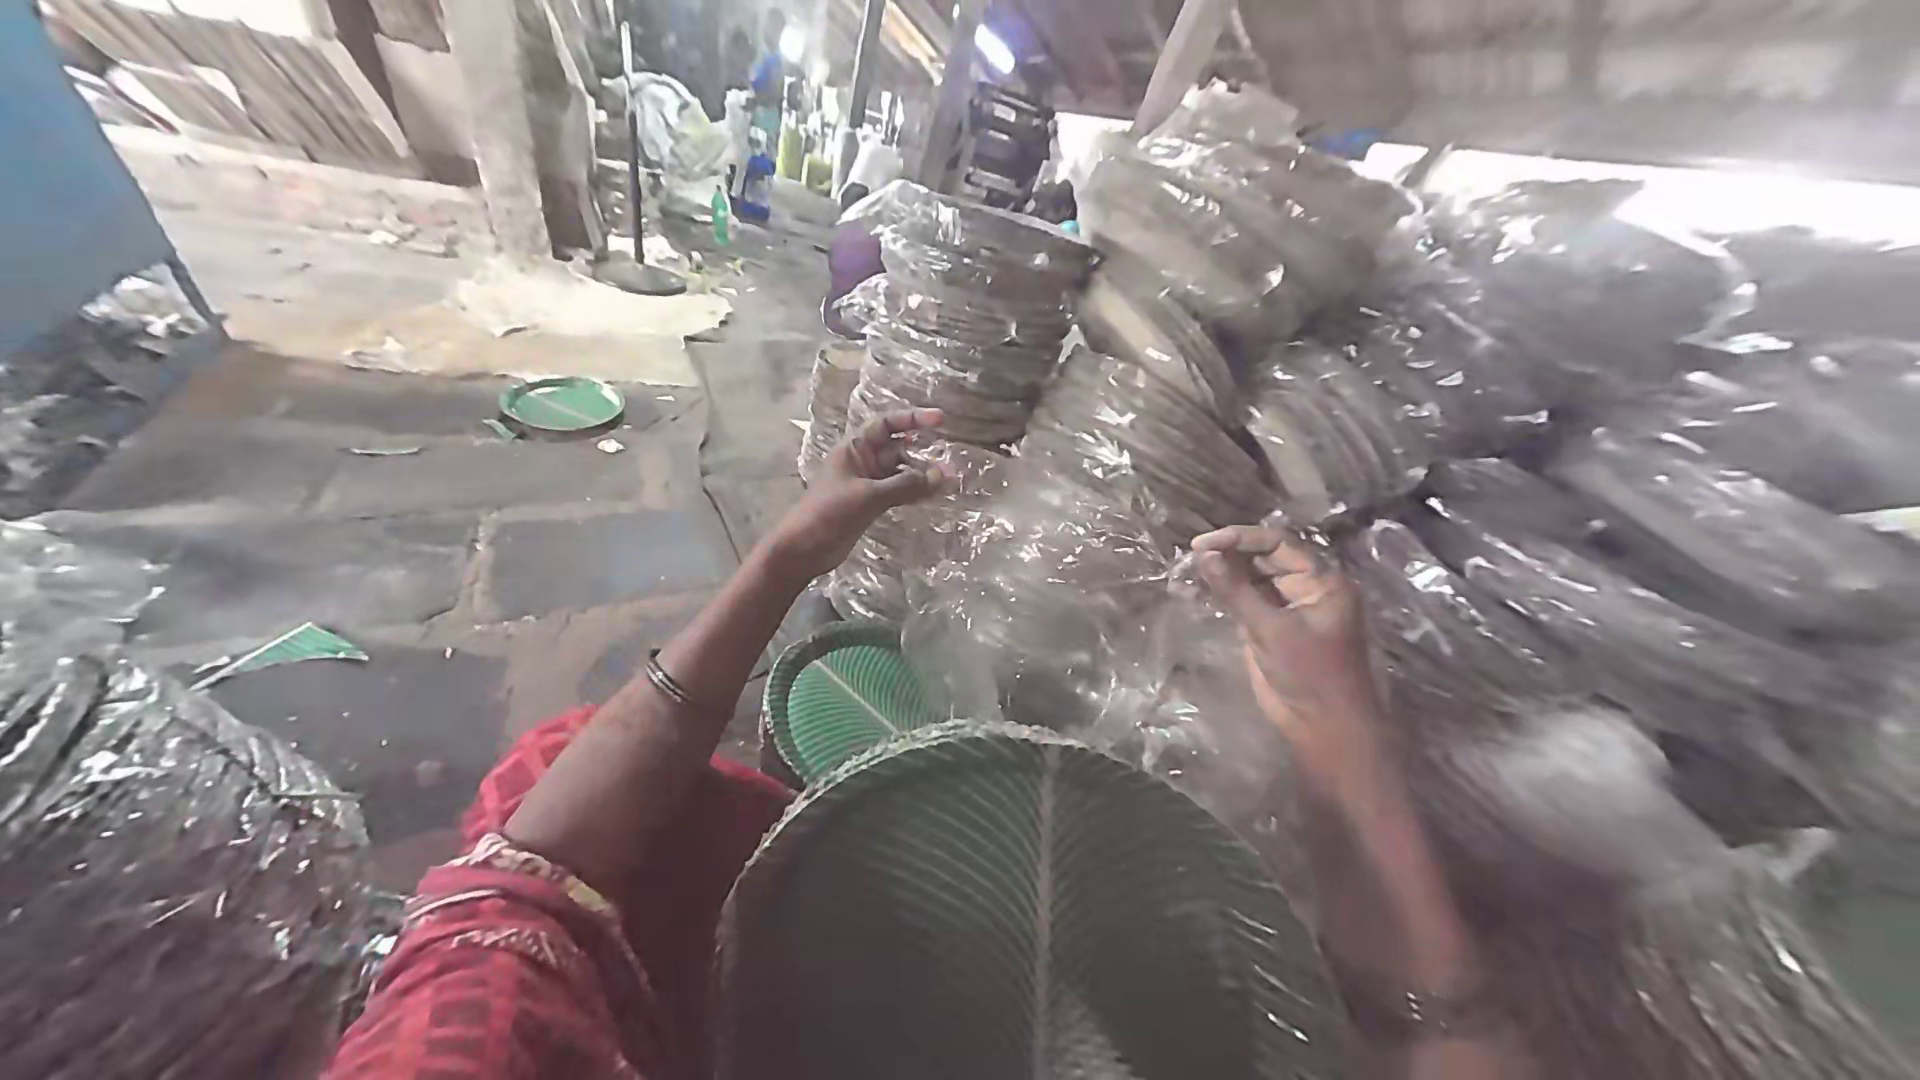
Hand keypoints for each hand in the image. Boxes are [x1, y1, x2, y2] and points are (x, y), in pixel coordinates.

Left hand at [766, 408, 950, 580]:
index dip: (912, 419)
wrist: (804, 549)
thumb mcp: (868, 496)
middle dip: (924, 455)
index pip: (886, 424)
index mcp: (854, 449)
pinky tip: (934, 496)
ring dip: (923, 477)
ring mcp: (867, 484)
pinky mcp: (871, 505)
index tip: (940, 420)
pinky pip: (898, 492)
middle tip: (952, 464)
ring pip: (901, 474)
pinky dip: (915, 493)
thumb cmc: (828, 513)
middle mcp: (862, 462)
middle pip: (898, 450)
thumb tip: (941, 476)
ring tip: (950, 483)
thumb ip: (905, 485)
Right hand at [1194, 523, 1387, 776]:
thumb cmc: (1310, 675)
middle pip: (1260, 559)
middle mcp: (1304, 587)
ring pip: (1246, 579)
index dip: (1239, 539)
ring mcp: (1285, 607)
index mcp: (1321, 580)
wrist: (1324, 727)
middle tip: (1187, 560)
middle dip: (1223, 556)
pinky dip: (1218, 596)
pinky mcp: (1267, 626)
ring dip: (1216, 576)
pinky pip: (1240, 601)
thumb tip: (1204, 555)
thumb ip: (1235, 590)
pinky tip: (1191, 594)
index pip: (1277, 544)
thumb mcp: (1271, 629)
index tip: (1202, 544)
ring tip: (1182, 576)